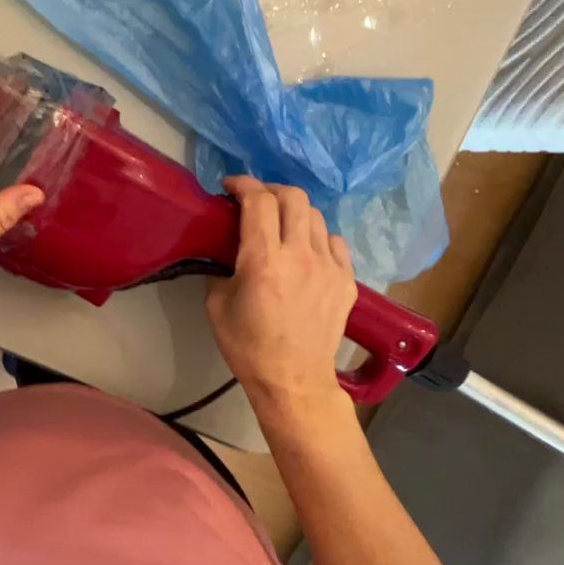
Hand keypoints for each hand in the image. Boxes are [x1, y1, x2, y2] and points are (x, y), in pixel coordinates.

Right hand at [205, 176, 356, 412]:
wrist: (294, 380)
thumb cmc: (248, 346)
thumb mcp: (216, 305)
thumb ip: (221, 269)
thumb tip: (226, 250)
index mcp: (263, 261)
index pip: (259, 202)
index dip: (243, 184)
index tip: (230, 185)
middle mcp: (300, 255)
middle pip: (293, 198)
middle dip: (271, 190)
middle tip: (256, 200)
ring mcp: (329, 267)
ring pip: (316, 217)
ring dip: (294, 213)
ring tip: (281, 226)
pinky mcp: (347, 280)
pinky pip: (334, 242)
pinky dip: (317, 237)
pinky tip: (305, 251)